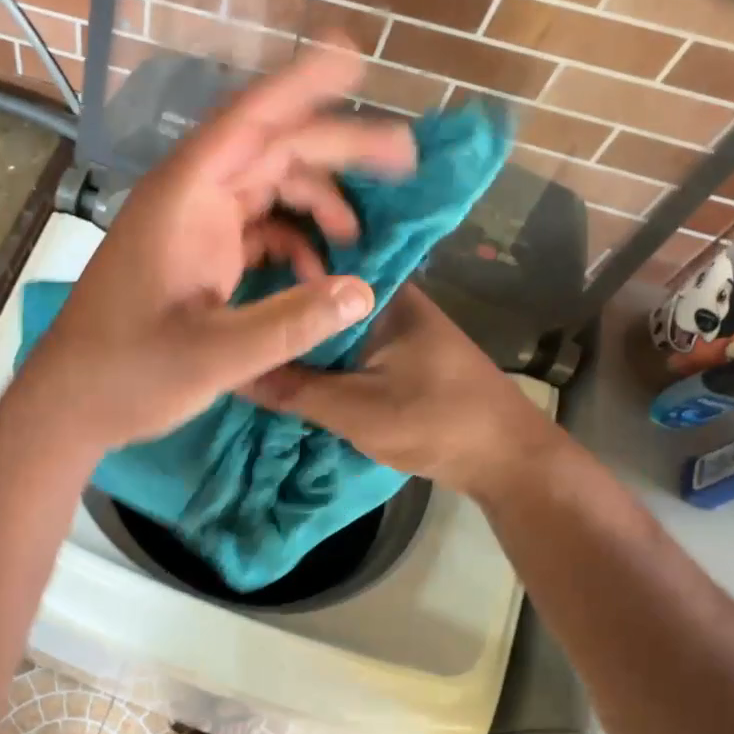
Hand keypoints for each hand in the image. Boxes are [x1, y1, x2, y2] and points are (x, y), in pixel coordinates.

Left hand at [21, 34, 417, 449]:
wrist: (71, 403)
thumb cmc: (129, 374)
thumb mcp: (215, 355)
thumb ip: (291, 323)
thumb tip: (363, 290)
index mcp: (185, 199)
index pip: (249, 120)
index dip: (303, 84)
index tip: (355, 55)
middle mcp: (188, 198)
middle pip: (271, 149)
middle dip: (337, 149)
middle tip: (406, 157)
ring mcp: (190, 225)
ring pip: (266, 186)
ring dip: (316, 201)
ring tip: (362, 234)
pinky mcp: (194, 254)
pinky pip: (254, 226)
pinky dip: (290, 240)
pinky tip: (315, 273)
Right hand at [243, 282, 562, 491]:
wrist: (509, 460)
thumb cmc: (436, 422)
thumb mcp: (355, 410)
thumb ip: (293, 390)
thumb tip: (230, 373)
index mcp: (383, 294)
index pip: (313, 272)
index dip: (268, 283)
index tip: (224, 298)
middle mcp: (387, 300)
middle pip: (317, 301)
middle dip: (279, 316)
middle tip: (225, 327)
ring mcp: (393, 328)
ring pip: (329, 328)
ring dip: (298, 341)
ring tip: (244, 345)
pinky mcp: (396, 355)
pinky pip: (343, 347)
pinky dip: (317, 358)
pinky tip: (284, 369)